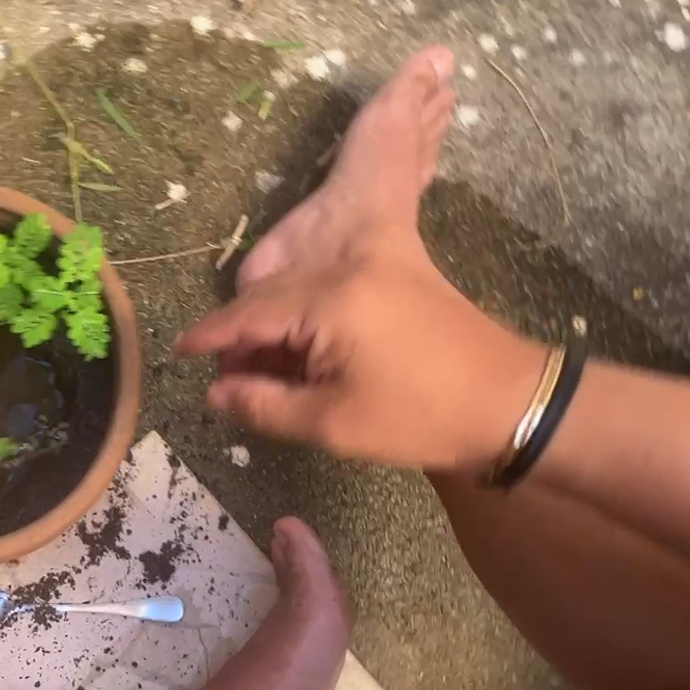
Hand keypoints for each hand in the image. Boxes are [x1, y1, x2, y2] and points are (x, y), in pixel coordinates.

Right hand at [175, 251, 547, 472]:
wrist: (510, 401)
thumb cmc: (418, 418)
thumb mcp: (328, 424)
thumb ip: (262, 405)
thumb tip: (215, 394)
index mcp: (331, 300)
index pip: (248, 314)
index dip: (209, 336)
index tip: (179, 351)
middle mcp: (348, 268)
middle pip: (267, 295)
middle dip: (239, 337)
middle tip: (229, 382)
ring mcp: (375, 264)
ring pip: (294, 288)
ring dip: (268, 326)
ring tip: (259, 373)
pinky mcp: (393, 271)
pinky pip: (325, 286)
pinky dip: (300, 316)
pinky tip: (295, 351)